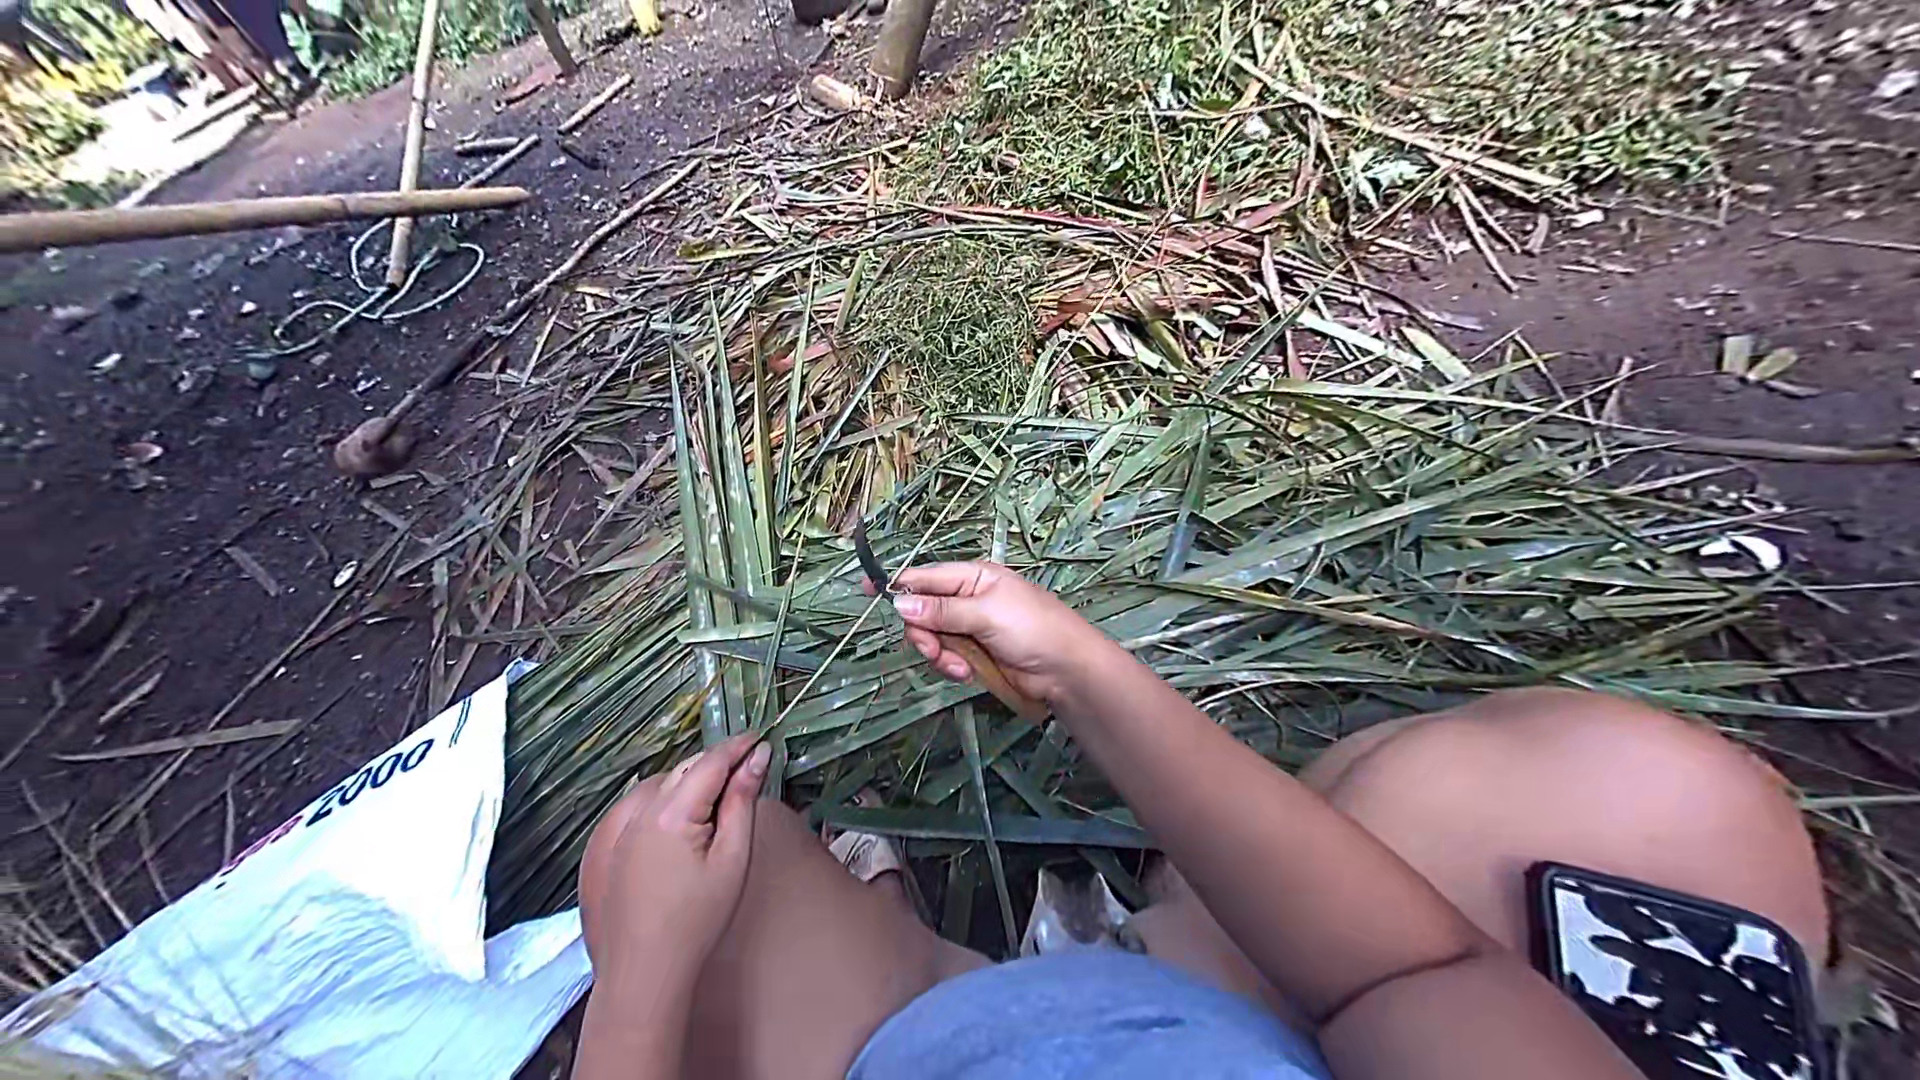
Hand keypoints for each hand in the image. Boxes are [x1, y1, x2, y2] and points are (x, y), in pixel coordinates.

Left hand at [578, 735, 769, 980]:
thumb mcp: (733, 858)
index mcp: (670, 815)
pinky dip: (660, 801)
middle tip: (746, 773)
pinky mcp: (600, 847)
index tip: (761, 739)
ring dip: (687, 781)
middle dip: (715, 764)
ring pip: (658, 784)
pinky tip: (676, 824)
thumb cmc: (698, 920)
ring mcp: (612, 830)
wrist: (643, 977)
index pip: (710, 761)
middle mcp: (636, 813)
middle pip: (684, 770)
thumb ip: (744, 800)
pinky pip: (635, 806)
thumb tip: (758, 756)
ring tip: (714, 802)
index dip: (738, 746)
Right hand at [872, 561, 1115, 707]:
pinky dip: (951, 665)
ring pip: (931, 636)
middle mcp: (967, 598)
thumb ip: (942, 610)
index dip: (897, 585)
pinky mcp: (974, 652)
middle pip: (922, 610)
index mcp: (972, 576)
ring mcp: (970, 626)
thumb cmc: (1032, 628)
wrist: (1066, 670)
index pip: (925, 576)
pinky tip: (967, 673)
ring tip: (960, 667)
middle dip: (923, 632)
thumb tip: (899, 602)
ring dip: (939, 653)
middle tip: (934, 650)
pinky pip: (946, 656)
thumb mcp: (986, 613)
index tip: (866, 591)